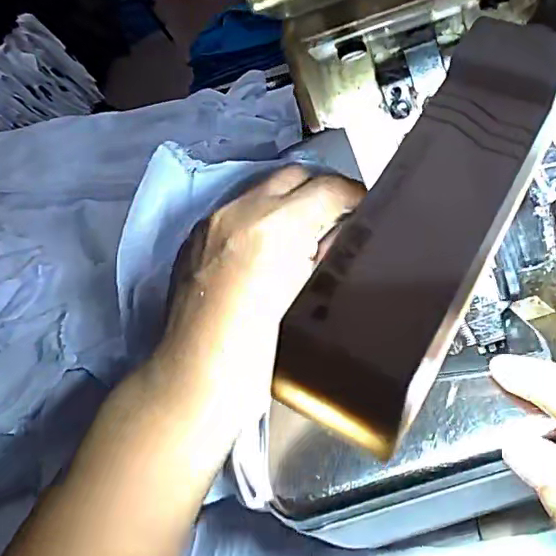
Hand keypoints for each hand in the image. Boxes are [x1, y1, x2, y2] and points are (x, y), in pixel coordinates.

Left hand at [144, 166, 362, 456]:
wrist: (195, 379)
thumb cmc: (254, 357)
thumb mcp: (308, 300)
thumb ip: (328, 255)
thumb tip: (339, 234)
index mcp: (274, 228)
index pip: (328, 188)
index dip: (354, 196)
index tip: (361, 207)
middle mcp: (238, 215)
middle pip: (294, 175)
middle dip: (321, 190)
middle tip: (338, 216)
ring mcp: (211, 224)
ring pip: (261, 189)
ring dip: (287, 202)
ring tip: (304, 234)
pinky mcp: (194, 238)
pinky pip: (234, 211)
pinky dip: (257, 218)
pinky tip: (266, 250)